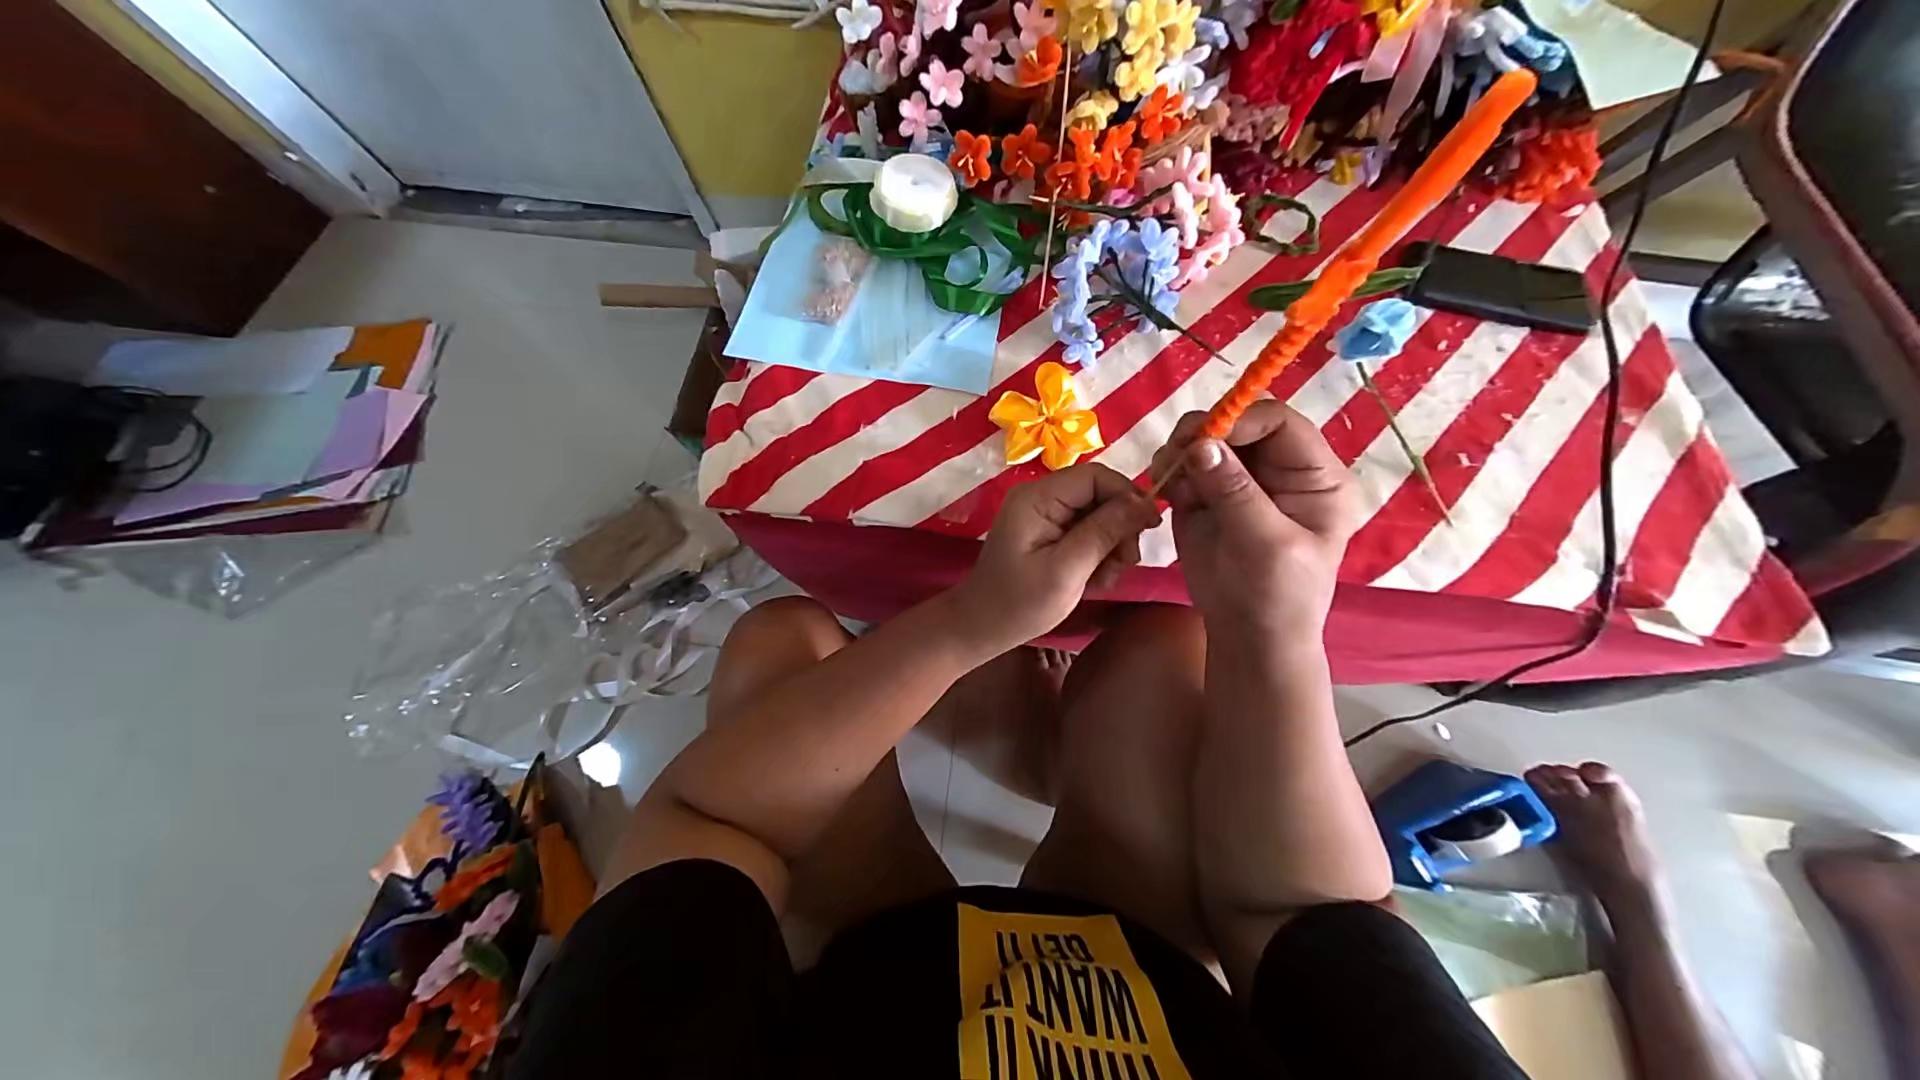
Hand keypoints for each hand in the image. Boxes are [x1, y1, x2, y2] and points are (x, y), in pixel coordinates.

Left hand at [948, 462, 1160, 654]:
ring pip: (1098, 515)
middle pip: (1099, 495)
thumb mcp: (1067, 570)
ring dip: (1111, 546)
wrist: (982, 628)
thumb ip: (1104, 532)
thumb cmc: (1019, 604)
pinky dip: (1097, 555)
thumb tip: (1143, 502)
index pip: (1096, 476)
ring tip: (1104, 580)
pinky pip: (1086, 532)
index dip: (1128, 495)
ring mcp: (1044, 515)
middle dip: (1119, 528)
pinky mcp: (1048, 533)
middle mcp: (1040, 497)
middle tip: (1124, 564)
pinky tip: (1093, 581)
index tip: (1150, 526)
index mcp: (1037, 497)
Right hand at [1150, 402, 1359, 642]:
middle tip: (1175, 452)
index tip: (1203, 437)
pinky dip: (1168, 469)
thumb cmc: (1276, 595)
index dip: (1241, 420)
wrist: (1248, 634)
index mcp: (1315, 476)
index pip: (1279, 423)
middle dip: (1204, 431)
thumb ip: (1235, 492)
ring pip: (1205, 439)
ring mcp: (1238, 480)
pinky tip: (1164, 489)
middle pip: (1239, 424)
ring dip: (1180, 449)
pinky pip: (1182, 465)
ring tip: (1165, 475)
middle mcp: (1278, 469)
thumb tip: (1200, 444)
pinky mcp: (1205, 494)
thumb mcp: (1266, 544)